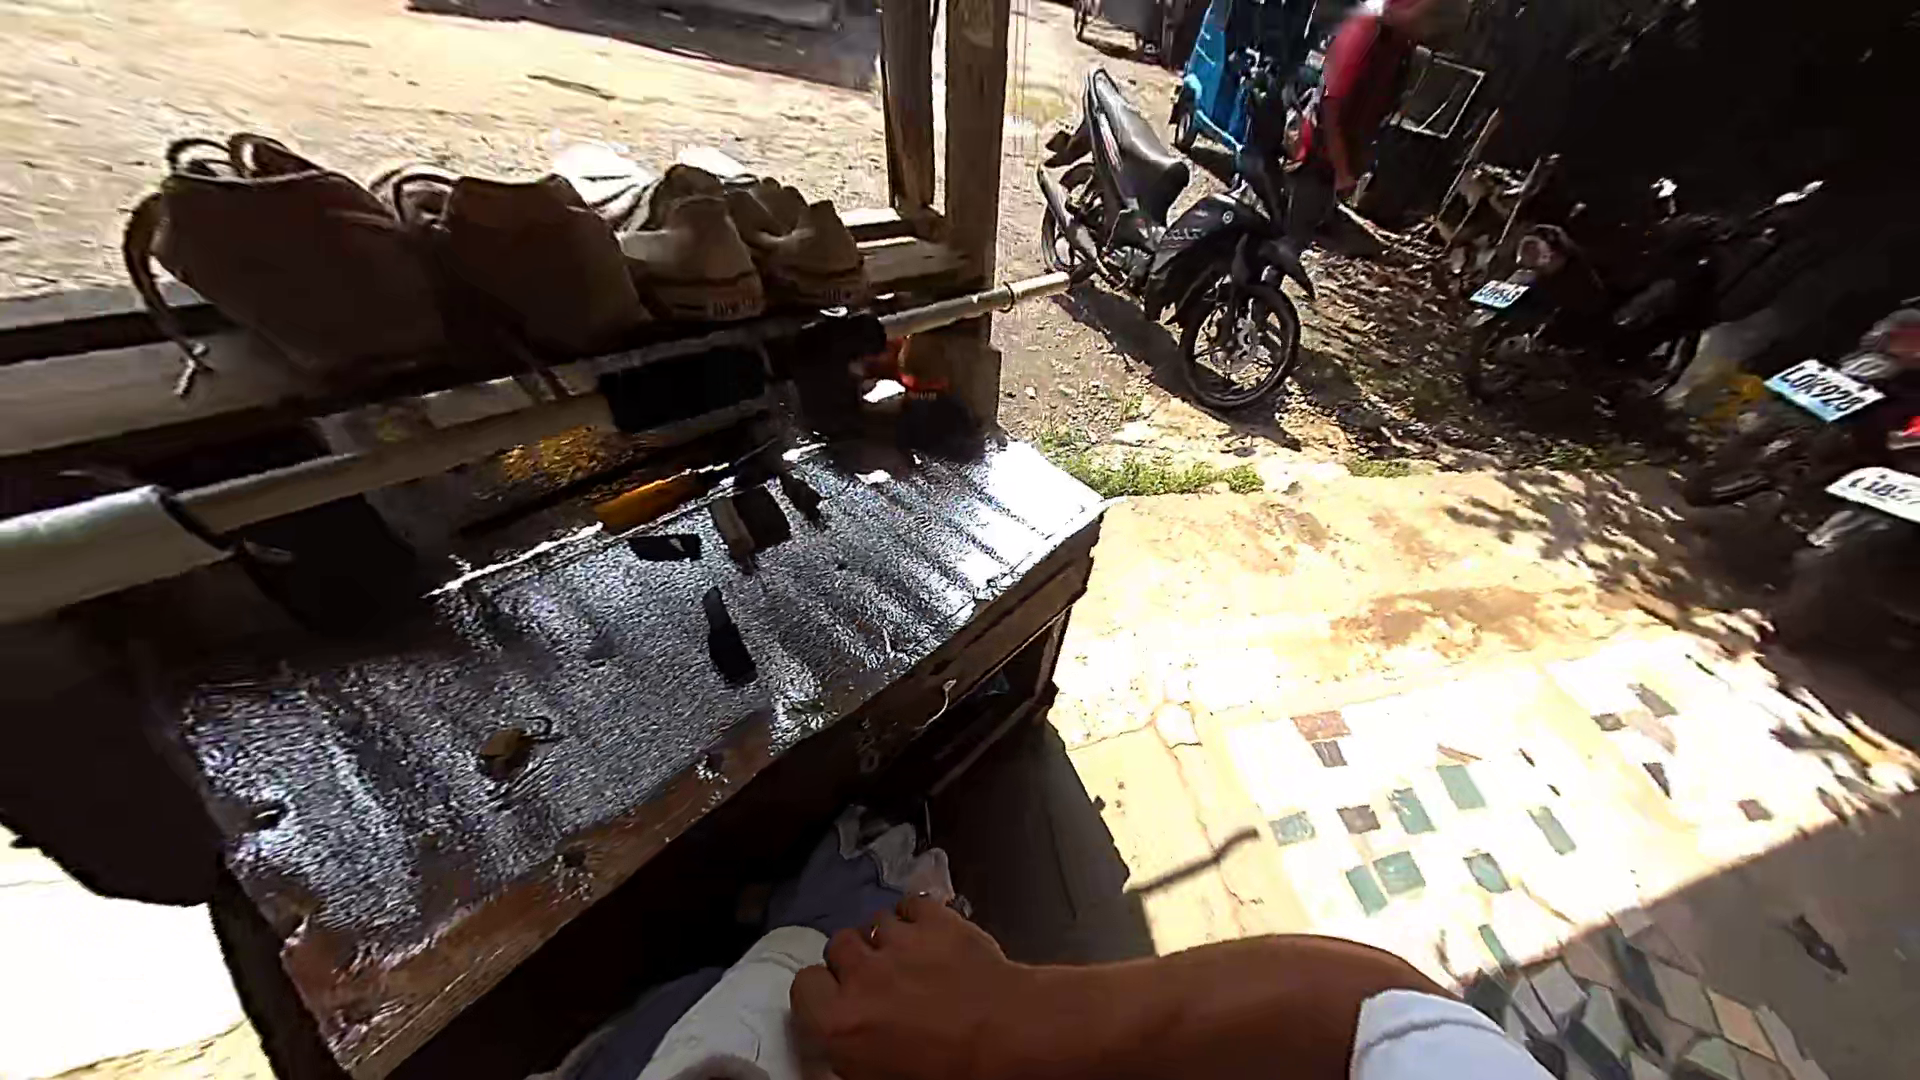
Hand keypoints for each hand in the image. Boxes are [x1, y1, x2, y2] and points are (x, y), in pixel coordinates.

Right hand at [791, 895, 1043, 1079]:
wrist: (1005, 1038)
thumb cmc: (946, 1075)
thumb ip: (851, 1054)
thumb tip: (845, 1035)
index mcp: (842, 1022)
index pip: (803, 985)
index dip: (818, 990)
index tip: (835, 997)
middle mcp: (863, 973)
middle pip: (839, 944)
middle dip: (853, 958)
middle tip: (876, 978)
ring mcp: (900, 939)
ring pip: (876, 921)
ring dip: (886, 937)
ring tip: (908, 956)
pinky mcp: (933, 917)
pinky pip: (910, 904)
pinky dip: (916, 916)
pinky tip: (929, 933)